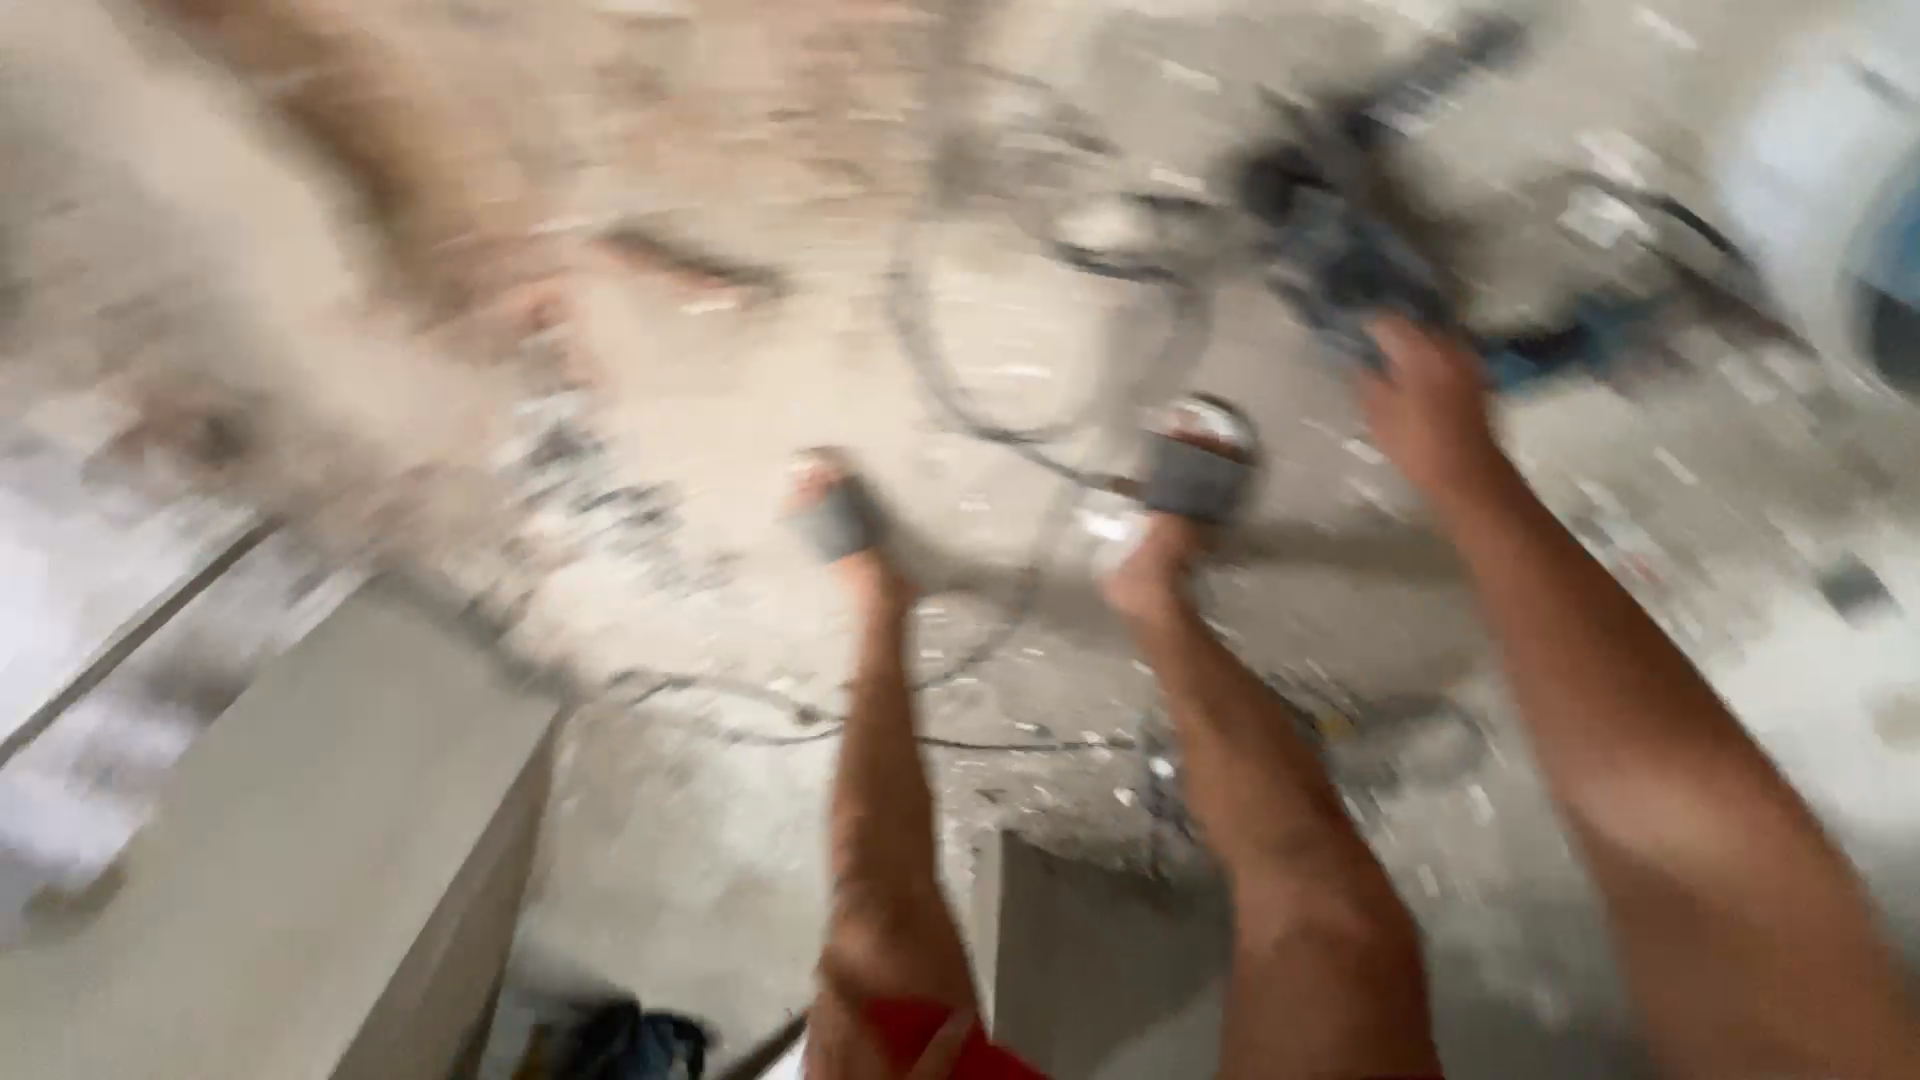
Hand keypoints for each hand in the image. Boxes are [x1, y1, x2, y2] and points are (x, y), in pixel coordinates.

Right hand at [1361, 316, 1520, 515]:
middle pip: (1414, 326)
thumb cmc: (1416, 444)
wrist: (1467, 470)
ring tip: (1387, 357)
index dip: (1365, 324)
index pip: (1388, 321)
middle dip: (1390, 332)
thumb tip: (1357, 361)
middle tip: (1365, 344)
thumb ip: (1365, 380)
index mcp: (1420, 352)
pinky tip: (1412, 372)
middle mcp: (1447, 346)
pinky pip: (1445, 353)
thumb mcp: (1378, 414)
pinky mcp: (1476, 375)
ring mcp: (1466, 359)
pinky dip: (1428, 356)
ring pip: (1432, 339)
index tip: (1348, 329)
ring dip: (1410, 344)